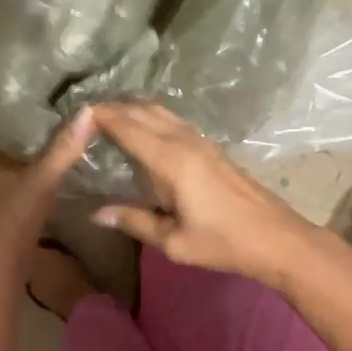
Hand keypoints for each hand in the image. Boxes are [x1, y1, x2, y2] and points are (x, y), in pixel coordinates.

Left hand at [0, 109, 97, 268]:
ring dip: (50, 138)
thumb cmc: (13, 218)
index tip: (55, 80)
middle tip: (76, 94)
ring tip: (80, 116)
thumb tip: (89, 110)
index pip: (8, 112)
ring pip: (31, 150)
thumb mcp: (41, 179)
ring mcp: (8, 179)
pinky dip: (53, 158)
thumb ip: (64, 148)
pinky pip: (38, 167)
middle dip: (45, 116)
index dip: (28, 96)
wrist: (1, 268)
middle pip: (22, 131)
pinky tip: (75, 151)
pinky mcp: (21, 194)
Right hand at [88, 101, 317, 289]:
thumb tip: (96, 213)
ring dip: (130, 108)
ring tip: (106, 116)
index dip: (99, 116)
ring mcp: (199, 139)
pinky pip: (171, 119)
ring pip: (158, 110)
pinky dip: (148, 115)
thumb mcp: (173, 241)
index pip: (126, 126)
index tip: (74, 114)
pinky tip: (141, 129)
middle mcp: (182, 140)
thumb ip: (133, 221)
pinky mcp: (209, 145)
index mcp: (170, 160)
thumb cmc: (223, 242)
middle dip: (111, 107)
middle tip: (83, 115)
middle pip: (140, 110)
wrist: (277, 238)